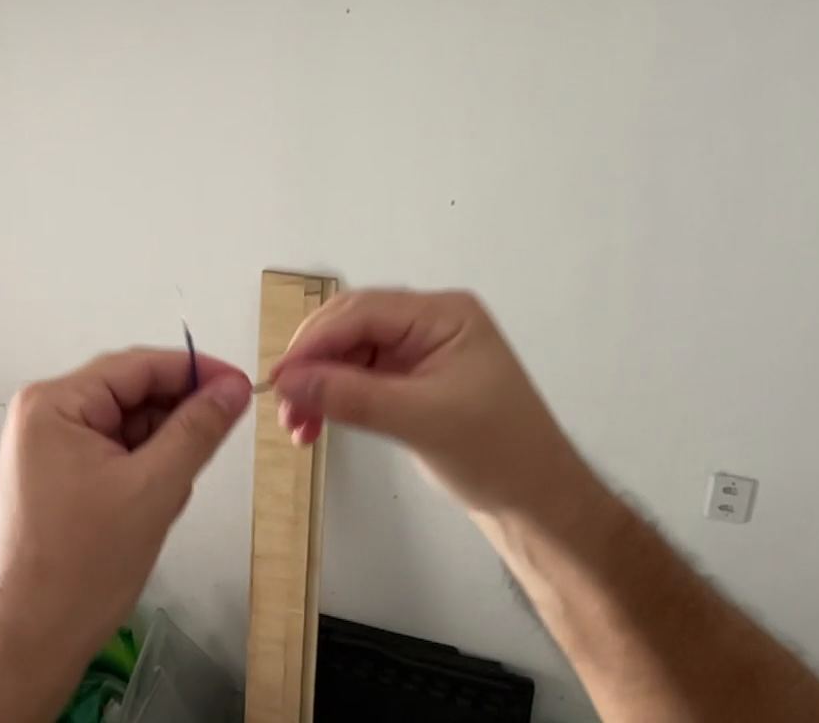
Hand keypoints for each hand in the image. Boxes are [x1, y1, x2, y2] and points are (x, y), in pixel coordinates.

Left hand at [0, 348, 252, 689]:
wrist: (28, 643)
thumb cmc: (86, 563)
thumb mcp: (154, 489)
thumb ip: (197, 430)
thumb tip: (234, 388)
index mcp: (55, 402)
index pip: (137, 366)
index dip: (193, 371)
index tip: (241, 385)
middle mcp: (46, 413)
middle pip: (130, 393)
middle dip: (176, 418)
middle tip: (219, 439)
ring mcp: (48, 445)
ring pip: (126, 425)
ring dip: (161, 450)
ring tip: (173, 492)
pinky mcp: (56, 474)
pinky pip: (113, 451)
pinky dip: (143, 469)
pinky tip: (155, 502)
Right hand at [270, 290, 589, 516]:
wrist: (540, 506)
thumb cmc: (496, 455)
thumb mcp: (421, 421)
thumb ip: (350, 396)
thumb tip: (286, 381)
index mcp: (444, 314)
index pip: (363, 312)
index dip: (315, 341)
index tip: (278, 378)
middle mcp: (428, 322)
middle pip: (352, 327)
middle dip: (313, 363)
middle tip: (281, 403)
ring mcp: (419, 351)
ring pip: (349, 353)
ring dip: (318, 384)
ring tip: (294, 426)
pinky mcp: (410, 380)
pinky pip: (359, 378)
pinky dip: (334, 399)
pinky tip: (314, 425)